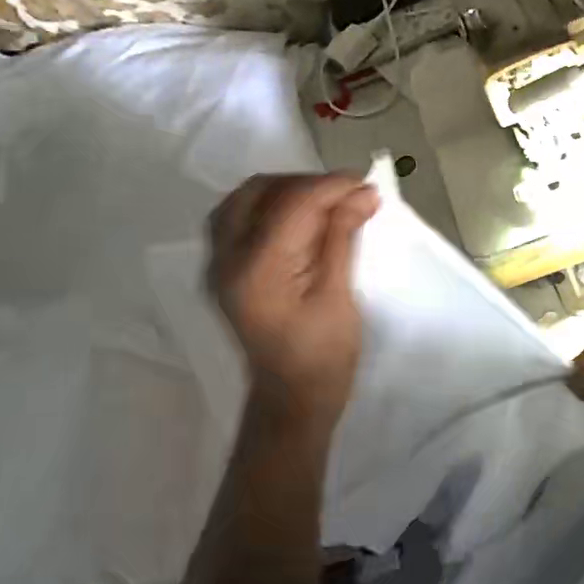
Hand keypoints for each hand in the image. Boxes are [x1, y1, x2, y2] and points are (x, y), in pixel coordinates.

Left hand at [209, 173, 379, 429]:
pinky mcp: (224, 270)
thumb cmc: (323, 356)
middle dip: (306, 183)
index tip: (366, 184)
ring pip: (244, 199)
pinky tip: (299, 218)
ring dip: (286, 191)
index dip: (332, 186)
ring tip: (326, 203)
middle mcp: (225, 259)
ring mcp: (218, 264)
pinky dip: (270, 206)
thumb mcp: (338, 295)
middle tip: (347, 195)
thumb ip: (343, 237)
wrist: (292, 400)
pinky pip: (238, 217)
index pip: (292, 203)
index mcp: (256, 268)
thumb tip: (363, 193)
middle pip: (259, 190)